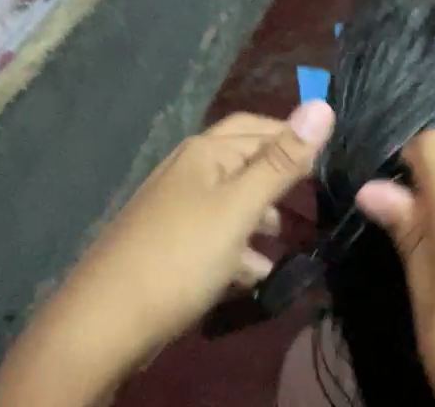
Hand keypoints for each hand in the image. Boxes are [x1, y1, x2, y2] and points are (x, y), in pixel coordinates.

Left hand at [0, 102, 334, 406]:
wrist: (100, 328)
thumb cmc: (179, 259)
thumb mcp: (239, 209)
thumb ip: (282, 161)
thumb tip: (323, 105)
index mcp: (205, 152)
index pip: (263, 127)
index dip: (297, 140)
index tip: (334, 163)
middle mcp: (188, 170)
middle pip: (246, 161)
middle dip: (280, 177)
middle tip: (317, 196)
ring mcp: (174, 209)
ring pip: (232, 201)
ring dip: (262, 217)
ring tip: (290, 241)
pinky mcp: (167, 246)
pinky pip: (214, 234)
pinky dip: (239, 247)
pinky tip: (255, 273)